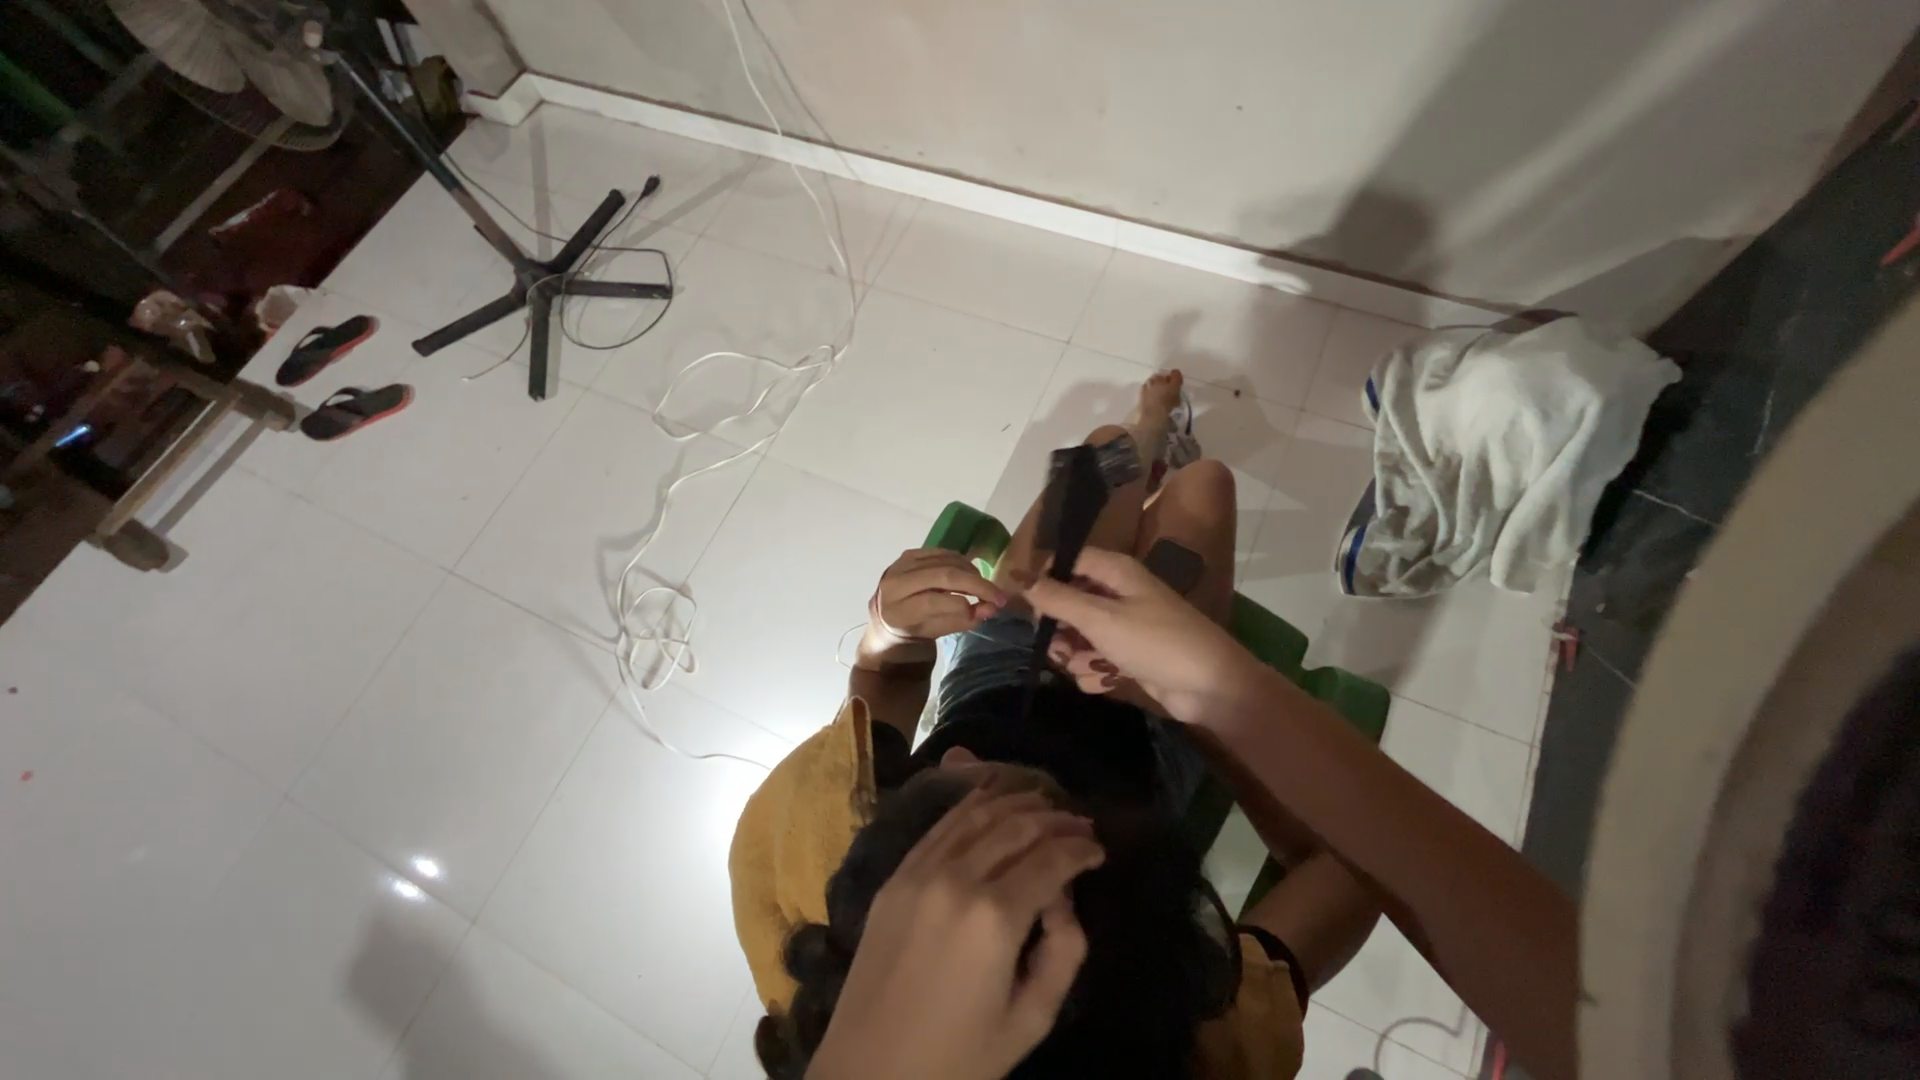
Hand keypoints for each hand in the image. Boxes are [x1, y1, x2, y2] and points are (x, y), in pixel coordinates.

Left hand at [806, 790, 1103, 1079]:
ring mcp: (920, 873)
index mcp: (995, 917)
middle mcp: (957, 879)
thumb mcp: (1029, 1020)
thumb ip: (1063, 953)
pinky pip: (940, 827)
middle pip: (1017, 827)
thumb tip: (1065, 902)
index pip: (1050, 860)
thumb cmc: (957, 1059)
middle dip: (1055, 819)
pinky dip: (970, 805)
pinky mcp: (896, 877)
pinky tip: (989, 798)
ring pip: (977, 815)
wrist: (868, 1072)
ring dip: (1015, 802)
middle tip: (1079, 822)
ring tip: (1044, 803)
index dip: (1081, 848)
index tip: (1099, 848)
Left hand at [862, 549, 1005, 658]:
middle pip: (943, 575)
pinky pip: (942, 552)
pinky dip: (961, 562)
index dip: (962, 604)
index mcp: (897, 610)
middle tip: (997, 595)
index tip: (987, 608)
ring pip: (945, 560)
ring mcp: (901, 564)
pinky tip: (970, 574)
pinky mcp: (909, 553)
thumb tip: (991, 607)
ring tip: (983, 587)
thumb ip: (964, 621)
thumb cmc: (915, 628)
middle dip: (976, 584)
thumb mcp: (937, 632)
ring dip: (971, 572)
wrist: (888, 613)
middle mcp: (895, 583)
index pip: (932, 601)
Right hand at [1023, 547, 1269, 723]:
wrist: (1211, 688)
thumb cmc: (1157, 643)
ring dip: (1077, 656)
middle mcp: (1118, 594)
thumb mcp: (1101, 619)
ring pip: (1078, 637)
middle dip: (1059, 629)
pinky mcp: (1129, 657)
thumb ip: (1057, 599)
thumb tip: (1019, 578)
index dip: (1044, 579)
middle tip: (1059, 646)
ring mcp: (1124, 627)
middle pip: (1068, 602)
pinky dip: (1097, 672)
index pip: (1068, 561)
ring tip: (1092, 667)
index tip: (1026, 605)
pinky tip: (1109, 681)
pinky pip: (1095, 660)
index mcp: (1115, 572)